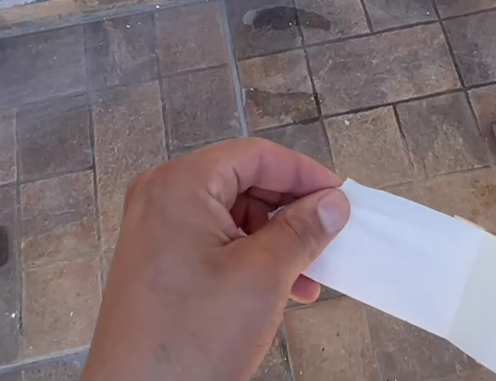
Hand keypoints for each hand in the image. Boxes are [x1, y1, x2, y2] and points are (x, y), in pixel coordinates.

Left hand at [81, 137, 350, 380]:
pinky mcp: (157, 259)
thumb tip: (333, 203)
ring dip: (275, 239)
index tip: (339, 195)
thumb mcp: (262, 278)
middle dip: (289, 209)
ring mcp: (156, 228)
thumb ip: (302, 231)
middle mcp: (162, 194)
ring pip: (231, 214)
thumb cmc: (190, 340)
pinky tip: (282, 287)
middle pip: (242, 181)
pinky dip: (249, 256)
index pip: (254, 155)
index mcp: (180, 183)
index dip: (302, 172)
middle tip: (329, 233)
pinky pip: (213, 240)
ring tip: (311, 274)